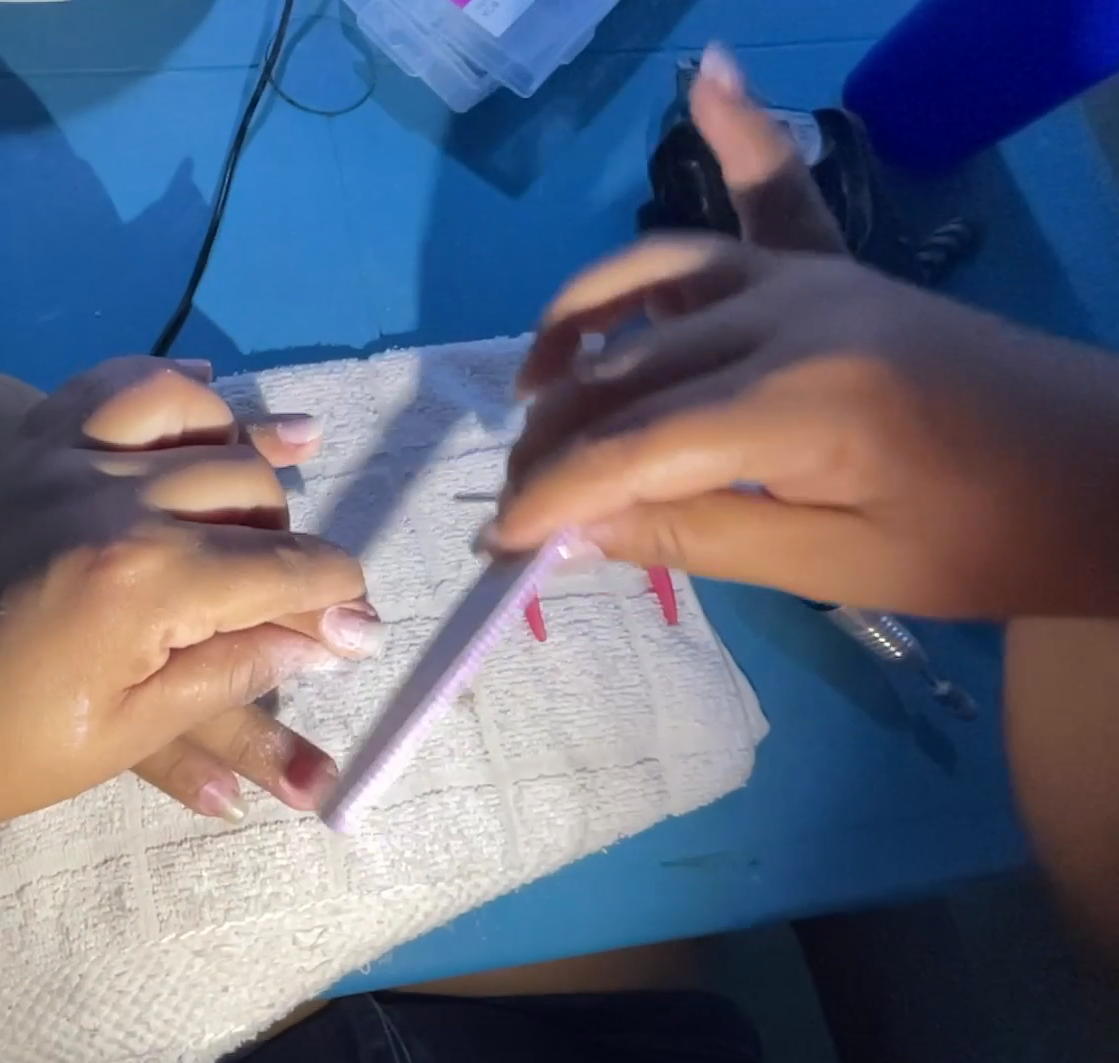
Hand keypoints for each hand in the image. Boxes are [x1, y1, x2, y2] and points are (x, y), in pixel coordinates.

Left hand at [78, 357, 380, 823]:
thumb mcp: (123, 733)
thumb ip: (233, 670)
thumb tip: (331, 636)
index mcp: (141, 586)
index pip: (283, 570)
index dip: (336, 594)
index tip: (360, 622)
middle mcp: (113, 501)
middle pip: (252, 492)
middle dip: (295, 545)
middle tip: (298, 595)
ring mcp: (64, 460)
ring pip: (200, 427)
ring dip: (250, 461)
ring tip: (268, 502)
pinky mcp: (26, 446)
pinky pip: (117, 385)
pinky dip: (174, 386)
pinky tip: (212, 394)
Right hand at [492, 45, 1118, 617]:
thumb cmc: (980, 539)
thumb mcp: (828, 569)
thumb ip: (688, 537)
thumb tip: (569, 529)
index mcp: (802, 401)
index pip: (629, 447)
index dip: (549, 496)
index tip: (498, 541)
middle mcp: (791, 314)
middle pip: (618, 375)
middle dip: (546, 447)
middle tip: (514, 503)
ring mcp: (811, 277)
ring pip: (648, 282)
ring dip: (570, 328)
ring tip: (534, 384)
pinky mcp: (830, 266)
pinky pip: (770, 192)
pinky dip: (740, 134)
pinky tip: (706, 76)